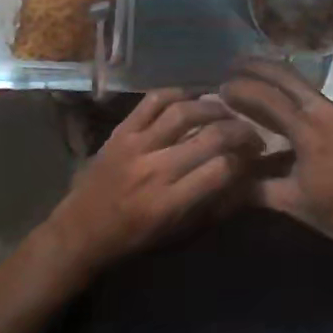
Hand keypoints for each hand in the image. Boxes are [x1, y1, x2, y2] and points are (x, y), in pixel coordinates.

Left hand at [40, 89, 262, 277]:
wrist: (78, 234)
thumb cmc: (134, 240)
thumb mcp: (179, 235)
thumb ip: (216, 207)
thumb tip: (250, 180)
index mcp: (169, 203)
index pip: (221, 169)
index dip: (245, 159)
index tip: (254, 157)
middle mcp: (154, 170)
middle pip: (210, 136)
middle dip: (240, 130)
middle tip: (251, 131)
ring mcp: (135, 147)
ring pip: (184, 112)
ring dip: (214, 107)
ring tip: (227, 111)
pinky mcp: (121, 131)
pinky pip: (153, 100)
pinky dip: (178, 93)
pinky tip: (193, 97)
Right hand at [221, 59, 332, 274]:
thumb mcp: (293, 203)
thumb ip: (256, 188)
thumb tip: (225, 179)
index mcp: (310, 130)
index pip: (267, 98)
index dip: (241, 88)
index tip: (221, 85)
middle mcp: (331, 110)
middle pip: (290, 77)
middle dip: (261, 67)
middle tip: (237, 63)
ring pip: (312, 92)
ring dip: (287, 90)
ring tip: (267, 97)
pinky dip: (314, 110)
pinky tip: (307, 123)